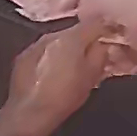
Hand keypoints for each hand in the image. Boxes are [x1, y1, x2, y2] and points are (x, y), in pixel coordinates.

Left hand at [0, 21, 114, 135]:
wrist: (29, 113)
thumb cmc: (65, 95)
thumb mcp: (91, 77)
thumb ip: (100, 55)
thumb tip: (104, 44)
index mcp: (72, 37)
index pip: (95, 22)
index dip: (106, 29)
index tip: (112, 37)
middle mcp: (52, 34)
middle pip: (75, 31)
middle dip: (86, 40)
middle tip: (94, 54)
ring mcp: (35, 44)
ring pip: (58, 40)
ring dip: (68, 48)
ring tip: (74, 64)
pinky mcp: (24, 55)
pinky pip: (44, 50)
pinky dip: (52, 55)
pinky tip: (53, 70)